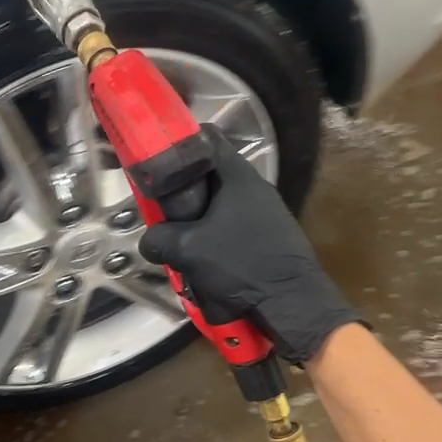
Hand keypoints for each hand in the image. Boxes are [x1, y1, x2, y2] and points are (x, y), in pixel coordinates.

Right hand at [139, 126, 364, 362]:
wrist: (291, 302)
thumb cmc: (241, 265)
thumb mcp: (187, 251)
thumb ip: (160, 239)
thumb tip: (150, 241)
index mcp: (238, 177)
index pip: (205, 139)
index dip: (177, 146)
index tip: (156, 167)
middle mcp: (254, 188)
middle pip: (207, 179)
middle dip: (182, 199)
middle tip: (164, 220)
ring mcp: (264, 214)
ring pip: (217, 210)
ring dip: (196, 229)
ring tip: (183, 253)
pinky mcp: (269, 238)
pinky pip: (230, 232)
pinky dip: (213, 246)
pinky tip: (205, 269)